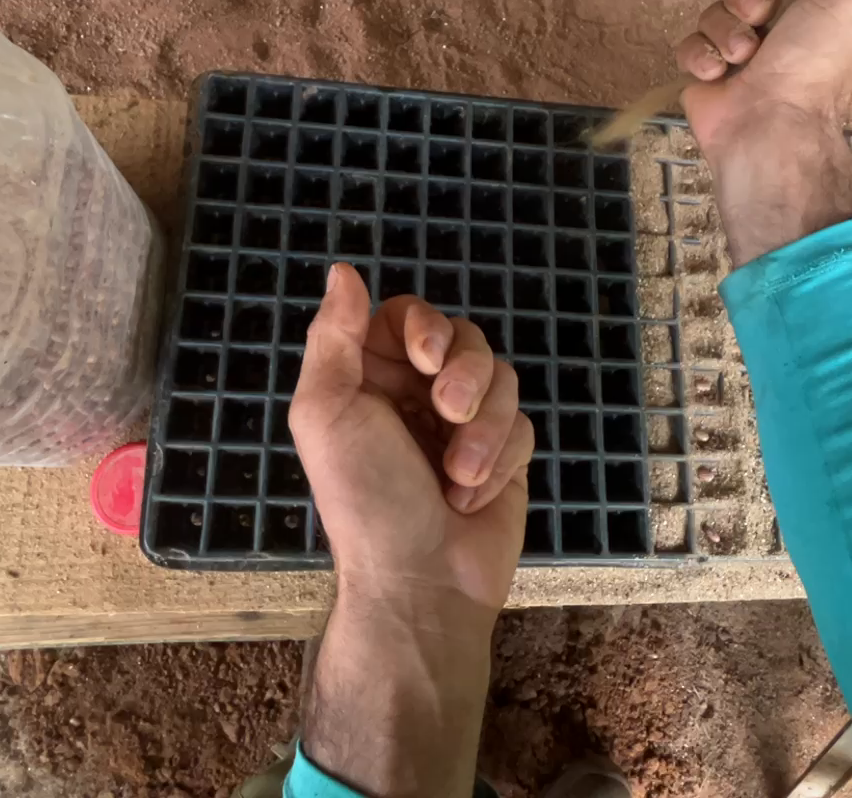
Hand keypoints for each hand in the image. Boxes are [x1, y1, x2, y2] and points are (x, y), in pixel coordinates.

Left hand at [289, 264, 533, 794]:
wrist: (422, 581)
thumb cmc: (366, 495)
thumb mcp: (328, 412)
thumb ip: (334, 337)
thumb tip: (342, 270)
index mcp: (374, 376)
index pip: (412, 315)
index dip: (427, 328)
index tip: (427, 358)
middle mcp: (420, 391)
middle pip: (466, 339)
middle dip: (465, 378)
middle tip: (448, 413)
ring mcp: (467, 422)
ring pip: (502, 379)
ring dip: (484, 430)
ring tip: (457, 477)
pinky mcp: (506, 452)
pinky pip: (523, 425)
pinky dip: (500, 460)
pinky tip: (471, 496)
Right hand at [674, 0, 851, 264]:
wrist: (772, 122)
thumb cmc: (817, 60)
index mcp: (813, 9)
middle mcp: (776, 29)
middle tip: (762, 22)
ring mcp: (736, 53)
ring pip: (713, 11)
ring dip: (727, 31)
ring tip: (744, 59)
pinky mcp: (704, 74)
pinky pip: (689, 44)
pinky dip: (702, 56)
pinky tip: (719, 76)